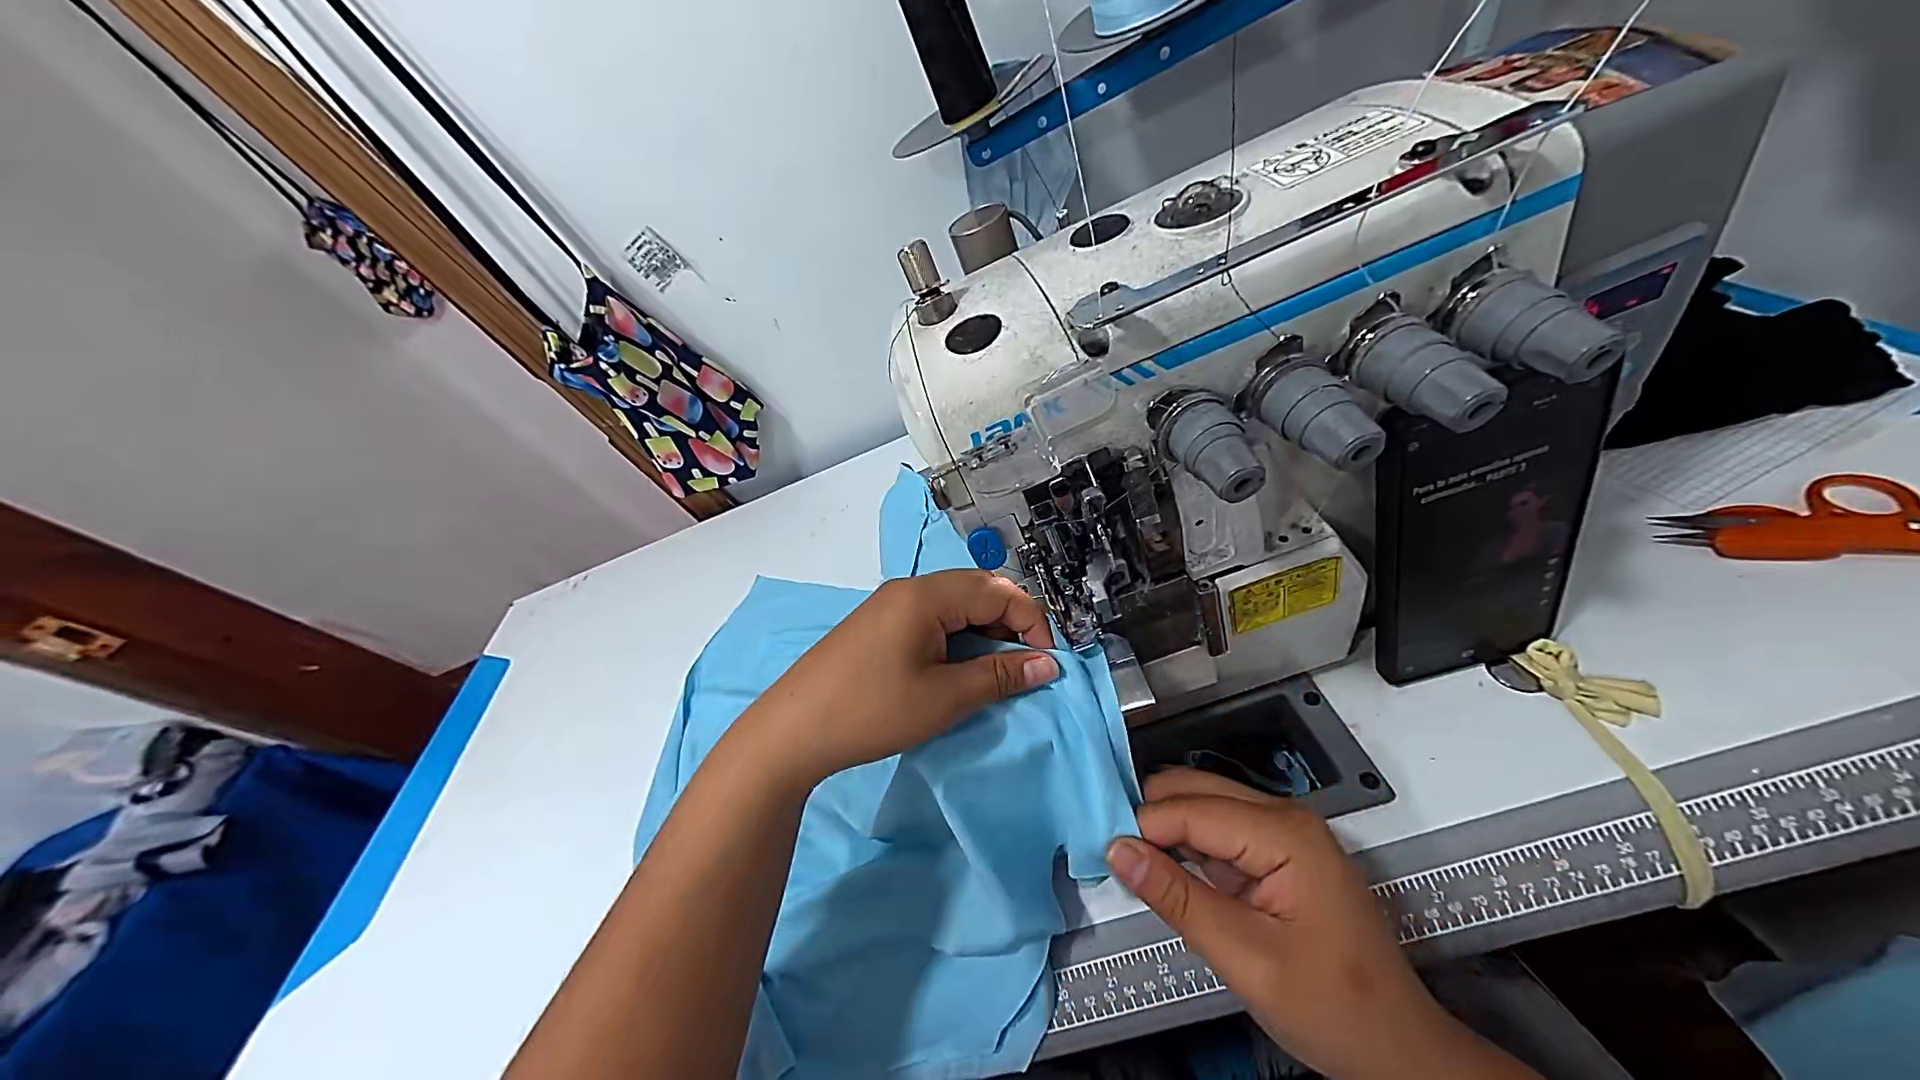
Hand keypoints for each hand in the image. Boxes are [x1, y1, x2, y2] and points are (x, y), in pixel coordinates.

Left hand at [731, 570, 1058, 787]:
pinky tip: (955, 670)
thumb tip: (1046, 665)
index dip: (1031, 622)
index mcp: (926, 594)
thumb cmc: (871, 711)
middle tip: (1021, 667)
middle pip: (977, 590)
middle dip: (1008, 624)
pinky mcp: (876, 624)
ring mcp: (888, 604)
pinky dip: (955, 638)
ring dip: (982, 633)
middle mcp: (908, 588)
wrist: (791, 731)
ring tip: (991, 673)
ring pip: (954, 605)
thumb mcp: (944, 698)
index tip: (1044, 662)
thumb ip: (1000, 676)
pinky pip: (930, 618)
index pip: (999, 590)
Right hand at [1106, 769, 1537, 1079]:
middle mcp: (1281, 816)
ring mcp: (1277, 832)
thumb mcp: (1247, 958)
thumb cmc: (1335, 1008)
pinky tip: (1162, 872)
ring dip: (1162, 830)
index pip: (1190, 809)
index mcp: (1285, 832)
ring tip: (1129, 863)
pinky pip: (1211, 831)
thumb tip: (1118, 849)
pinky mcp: (1269, 852)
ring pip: (1197, 805)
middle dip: (1149, 817)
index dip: (1143, 828)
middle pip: (1192, 790)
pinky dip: (1181, 846)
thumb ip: (1177, 898)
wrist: (1396, 1048)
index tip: (1105, 855)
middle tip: (1113, 855)